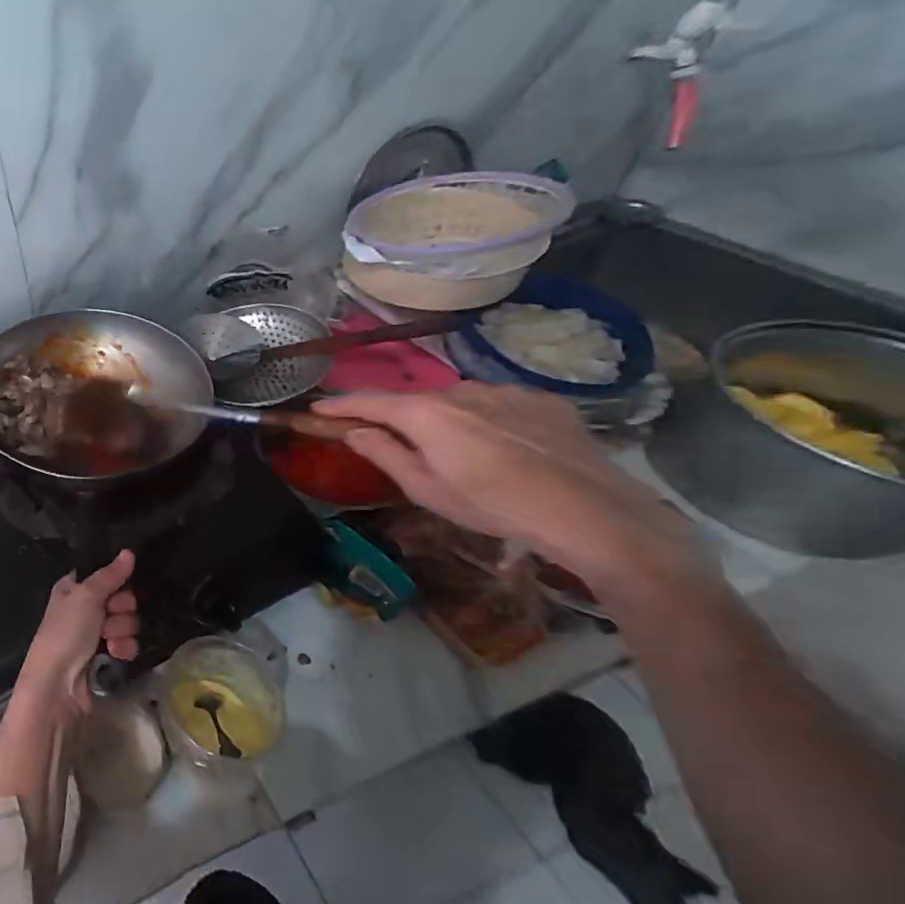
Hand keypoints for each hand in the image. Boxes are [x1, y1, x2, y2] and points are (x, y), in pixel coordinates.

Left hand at [17, 549, 138, 714]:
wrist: (57, 685)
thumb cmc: (65, 633)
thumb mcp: (86, 597)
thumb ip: (109, 575)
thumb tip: (128, 552)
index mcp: (71, 588)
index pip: (104, 575)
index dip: (115, 582)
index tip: (118, 589)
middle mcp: (82, 607)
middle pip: (119, 598)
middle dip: (121, 610)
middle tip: (109, 617)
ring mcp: (92, 632)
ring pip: (125, 621)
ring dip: (122, 630)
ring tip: (109, 640)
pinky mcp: (103, 654)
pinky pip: (125, 642)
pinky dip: (124, 647)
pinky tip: (116, 654)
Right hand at [313, 384, 706, 584]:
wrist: (588, 512)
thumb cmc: (492, 505)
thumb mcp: (425, 489)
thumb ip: (384, 454)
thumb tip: (353, 431)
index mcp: (425, 414)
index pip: (369, 401)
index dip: (339, 404)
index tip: (317, 407)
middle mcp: (461, 391)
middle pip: (415, 401)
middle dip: (398, 417)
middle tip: (393, 441)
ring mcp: (505, 392)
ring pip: (459, 401)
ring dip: (445, 419)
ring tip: (457, 451)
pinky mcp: (542, 401)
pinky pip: (499, 405)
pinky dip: (486, 420)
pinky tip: (502, 448)